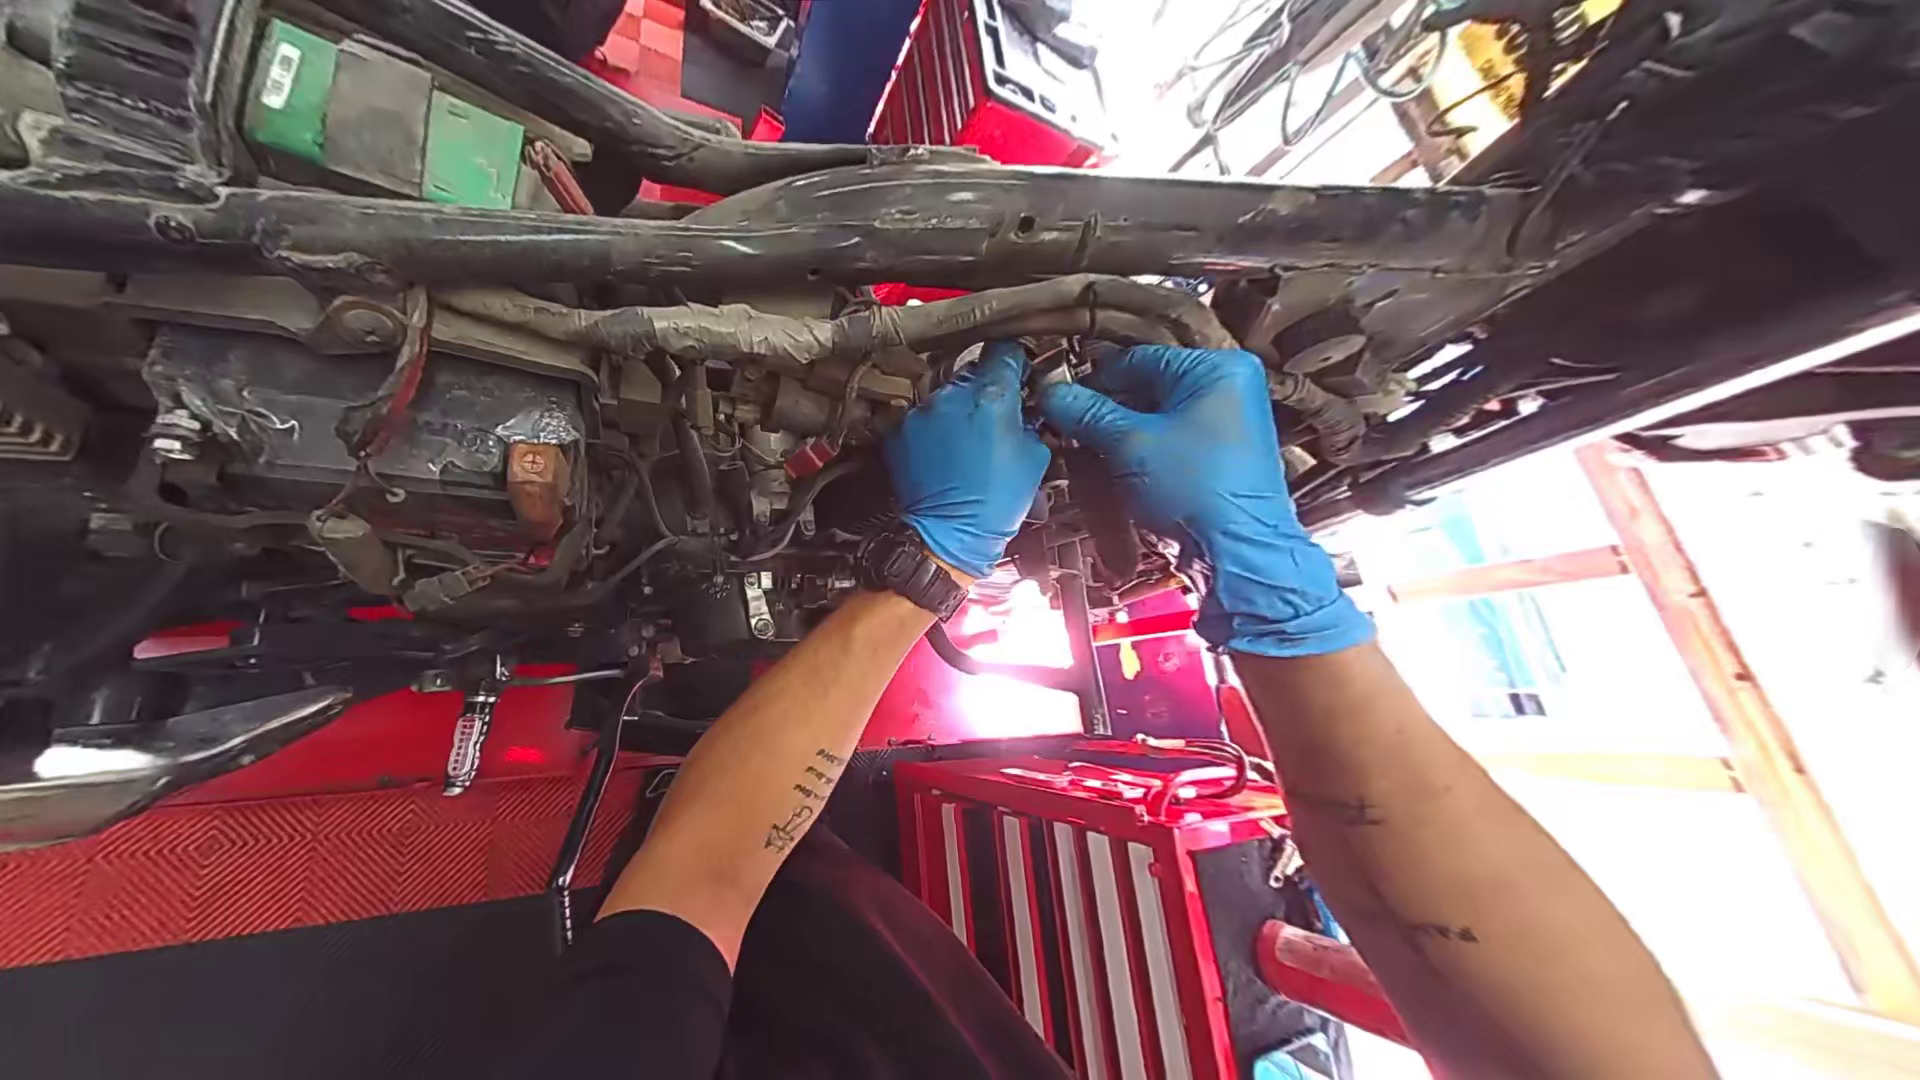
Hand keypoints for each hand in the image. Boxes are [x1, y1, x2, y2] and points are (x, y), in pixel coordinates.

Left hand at [884, 341, 1048, 577]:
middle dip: (986, 392)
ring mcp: (921, 413)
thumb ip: (1032, 421)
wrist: (946, 538)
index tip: (1018, 372)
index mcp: (991, 397)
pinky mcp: (899, 431)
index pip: (1006, 350)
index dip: (1016, 361)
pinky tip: (945, 454)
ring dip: (958, 411)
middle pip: (974, 372)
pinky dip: (934, 429)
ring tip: (968, 444)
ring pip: (946, 395)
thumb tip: (1027, 406)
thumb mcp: (1033, 460)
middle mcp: (951, 396)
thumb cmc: (992, 507)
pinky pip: (922, 417)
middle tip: (996, 418)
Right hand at [1038, 345, 1372, 655]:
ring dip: (1118, 437)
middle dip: (1105, 414)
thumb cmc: (1198, 493)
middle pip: (1145, 391)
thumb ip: (1087, 413)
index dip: (1093, 382)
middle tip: (1073, 430)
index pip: (1137, 360)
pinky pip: (1167, 445)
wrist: (1237, 553)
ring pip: (1154, 420)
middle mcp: (1228, 391)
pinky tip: (1117, 471)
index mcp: (1217, 369)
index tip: (1063, 399)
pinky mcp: (1217, 460)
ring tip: (1091, 455)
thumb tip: (1054, 393)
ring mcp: (1225, 427)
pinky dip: (1139, 455)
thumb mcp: (1130, 444)